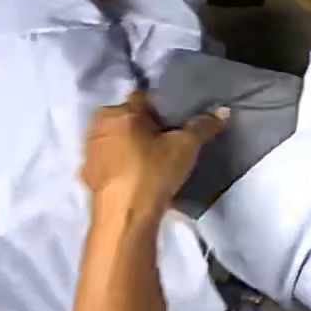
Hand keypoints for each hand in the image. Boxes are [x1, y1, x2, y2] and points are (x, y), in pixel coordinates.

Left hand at [81, 94, 226, 215]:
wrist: (125, 213)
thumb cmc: (154, 170)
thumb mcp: (188, 145)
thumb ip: (203, 125)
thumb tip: (222, 110)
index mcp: (119, 113)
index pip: (144, 97)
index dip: (164, 103)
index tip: (180, 114)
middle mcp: (98, 127)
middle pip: (127, 116)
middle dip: (145, 121)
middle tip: (171, 133)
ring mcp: (89, 151)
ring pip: (117, 136)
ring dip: (133, 140)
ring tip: (158, 152)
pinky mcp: (88, 172)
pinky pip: (110, 156)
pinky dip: (124, 158)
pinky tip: (142, 169)